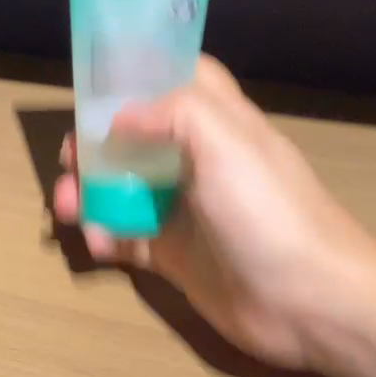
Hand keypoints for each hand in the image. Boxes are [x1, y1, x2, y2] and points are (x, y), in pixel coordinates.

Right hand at [53, 55, 375, 367]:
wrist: (307, 301)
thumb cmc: (269, 213)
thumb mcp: (227, 144)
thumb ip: (175, 114)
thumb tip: (118, 118)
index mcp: (221, 126)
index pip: (184, 80)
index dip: (144, 75)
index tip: (99, 84)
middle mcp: (200, 163)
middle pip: (138, 138)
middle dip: (97, 144)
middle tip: (70, 159)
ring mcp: (185, 211)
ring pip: (124, 189)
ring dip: (89, 193)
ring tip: (67, 207)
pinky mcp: (172, 254)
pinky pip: (125, 238)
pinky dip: (104, 237)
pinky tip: (98, 244)